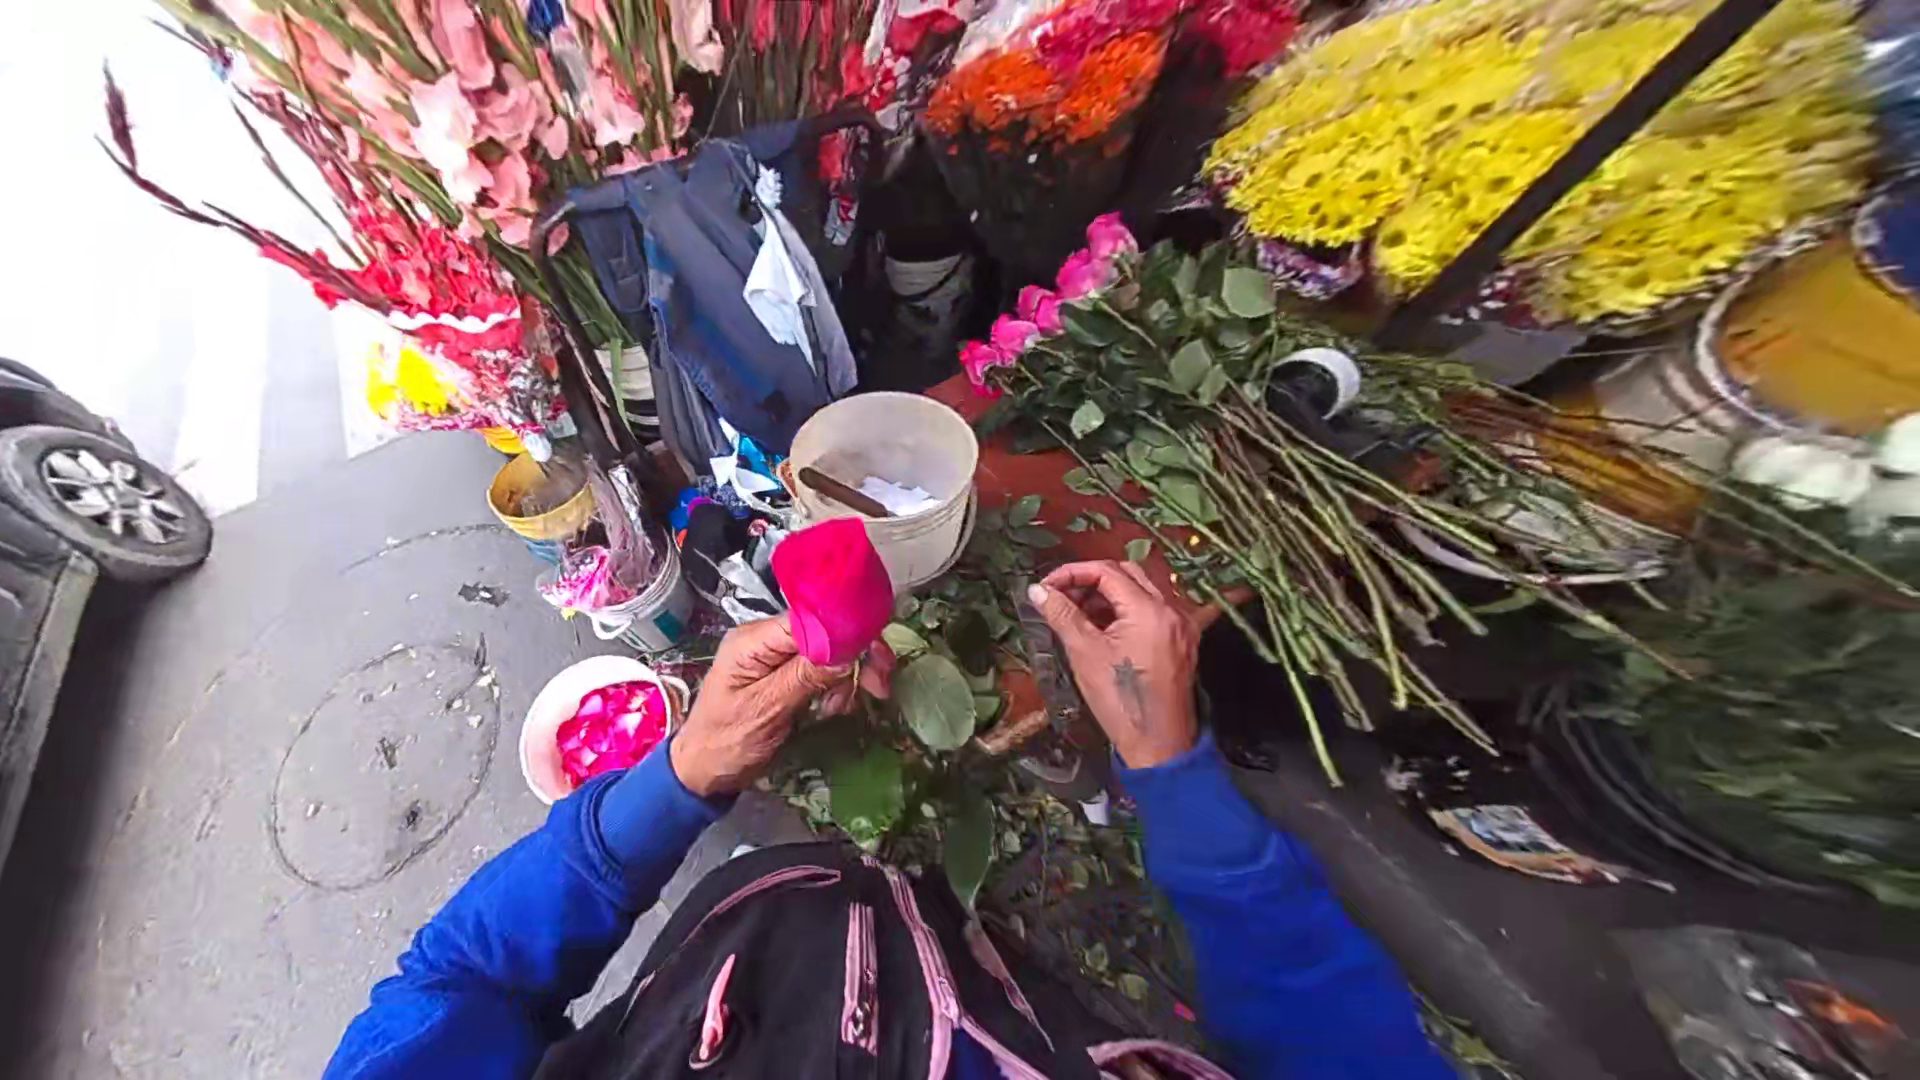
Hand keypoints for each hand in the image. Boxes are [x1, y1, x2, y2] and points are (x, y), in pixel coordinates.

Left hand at [670, 617, 893, 796]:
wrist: (701, 775)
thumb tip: (848, 651)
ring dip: (848, 676)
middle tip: (880, 685)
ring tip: (845, 706)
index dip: (847, 631)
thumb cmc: (725, 743)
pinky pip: (823, 669)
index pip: (810, 619)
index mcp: (755, 640)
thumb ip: (805, 676)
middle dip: (857, 655)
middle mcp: (767, 639)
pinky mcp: (786, 673)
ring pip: (830, 652)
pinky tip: (836, 706)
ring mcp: (777, 656)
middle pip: (826, 632)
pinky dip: (837, 686)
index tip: (877, 655)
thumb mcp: (766, 711)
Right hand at [1028, 560, 1198, 768]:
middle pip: (1127, 574)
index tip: (1048, 586)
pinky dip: (1127, 610)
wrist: (1159, 746)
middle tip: (1062, 596)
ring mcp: (1181, 626)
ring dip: (1108, 595)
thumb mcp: (1085, 653)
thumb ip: (1062, 614)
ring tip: (1078, 612)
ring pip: (1141, 590)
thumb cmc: (1119, 700)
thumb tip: (1037, 590)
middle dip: (1091, 579)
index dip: (1073, 573)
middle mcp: (1171, 610)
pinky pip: (1153, 611)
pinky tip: (1105, 624)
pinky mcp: (1182, 641)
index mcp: (1149, 610)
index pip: (1107, 572)